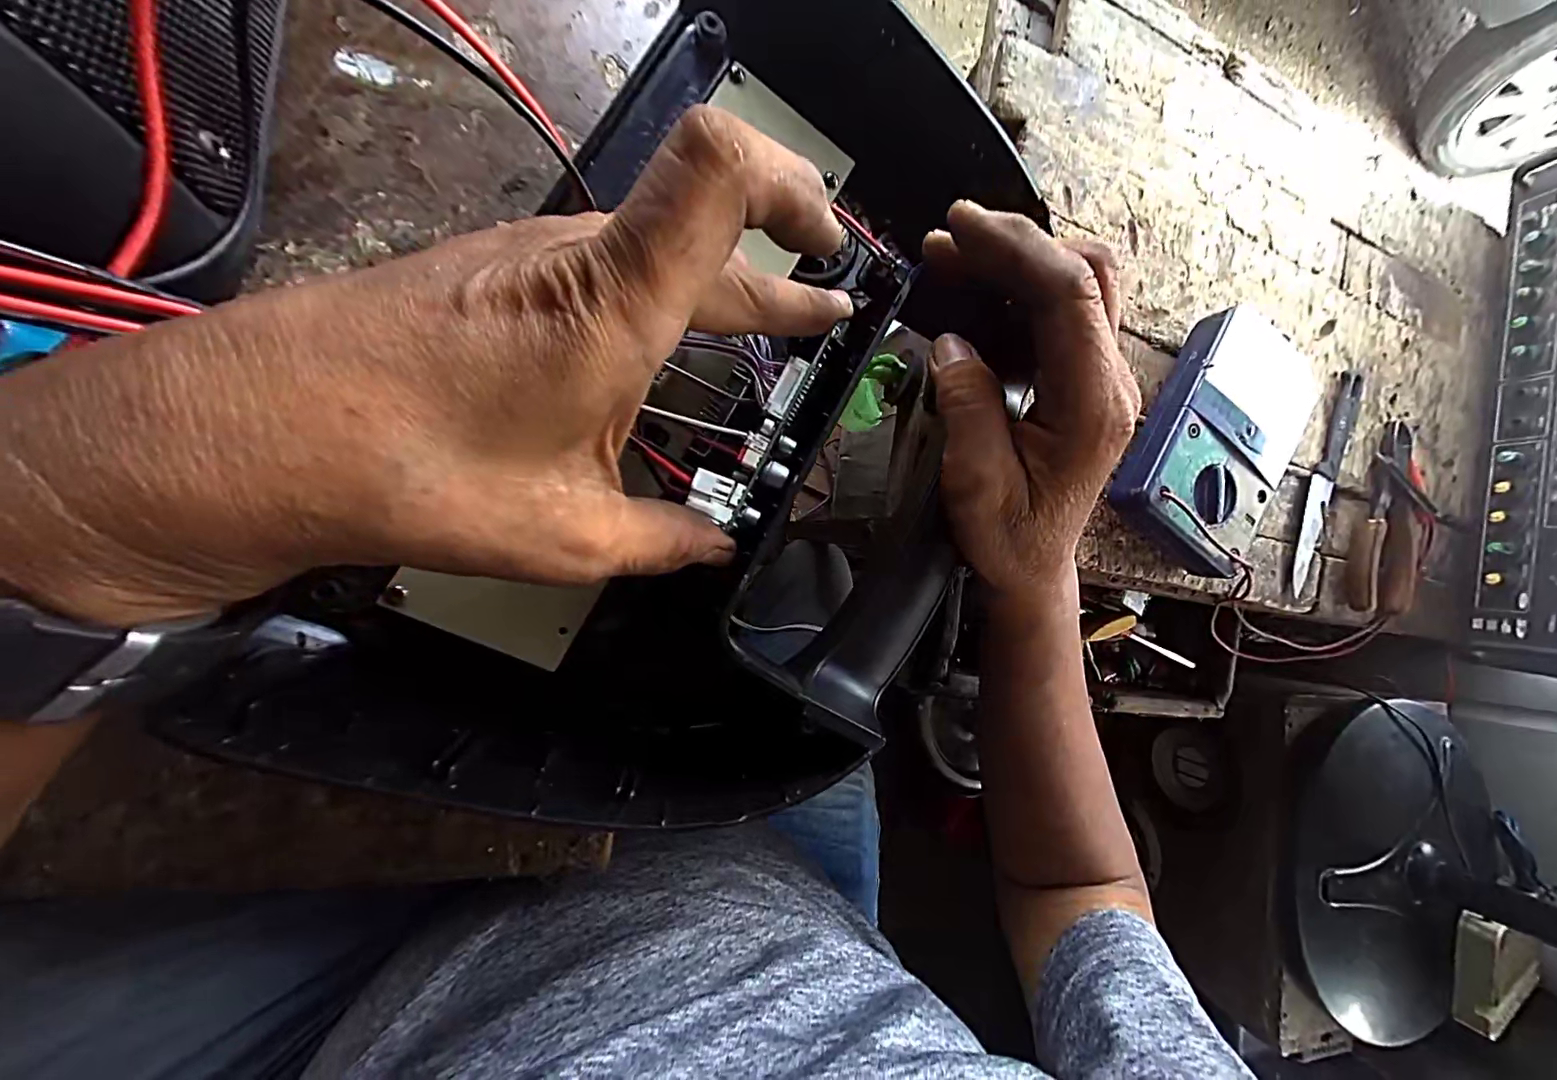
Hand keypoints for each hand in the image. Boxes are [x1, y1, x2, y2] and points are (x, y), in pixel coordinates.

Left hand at [0, 106, 849, 627]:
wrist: (243, 434)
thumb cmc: (414, 478)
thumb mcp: (570, 534)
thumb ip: (669, 540)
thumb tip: (720, 548)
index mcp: (616, 306)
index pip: (717, 174)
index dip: (792, 189)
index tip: (832, 251)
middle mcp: (586, 255)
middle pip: (713, 189)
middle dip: (791, 223)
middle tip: (835, 280)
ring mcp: (545, 251)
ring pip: (674, 231)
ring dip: (743, 263)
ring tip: (792, 311)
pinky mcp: (515, 266)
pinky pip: (630, 255)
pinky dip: (690, 280)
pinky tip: (695, 330)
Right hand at [923, 203, 1138, 600]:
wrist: (1033, 566)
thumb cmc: (1013, 538)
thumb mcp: (978, 483)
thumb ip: (968, 407)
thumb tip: (954, 344)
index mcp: (1091, 407)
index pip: (1070, 296)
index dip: (1017, 248)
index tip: (963, 228)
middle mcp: (1108, 385)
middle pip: (1086, 275)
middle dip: (1018, 243)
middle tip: (954, 237)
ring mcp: (1100, 382)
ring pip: (1079, 287)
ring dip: (1019, 262)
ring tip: (958, 259)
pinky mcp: (1083, 383)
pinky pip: (1062, 315)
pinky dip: (1021, 292)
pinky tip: (979, 295)